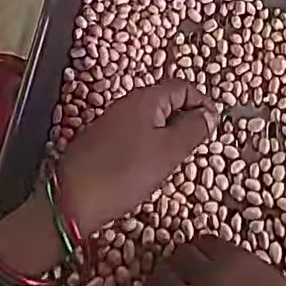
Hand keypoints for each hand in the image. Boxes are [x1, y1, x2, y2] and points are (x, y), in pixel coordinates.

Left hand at [58, 80, 216, 230]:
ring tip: (174, 162)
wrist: (73, 198)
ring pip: (153, 121)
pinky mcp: (104, 141)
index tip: (212, 129)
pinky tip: (150, 169)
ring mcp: (114, 122)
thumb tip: (208, 114)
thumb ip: (193, 129)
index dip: (202, 103)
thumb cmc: (125, 172)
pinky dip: (151, 147)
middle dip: (186, 121)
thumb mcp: (168, 151)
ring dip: (169, 136)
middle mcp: (128, 103)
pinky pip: (137, 135)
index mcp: (145, 98)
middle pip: (168, 102)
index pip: (183, 87)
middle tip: (194, 149)